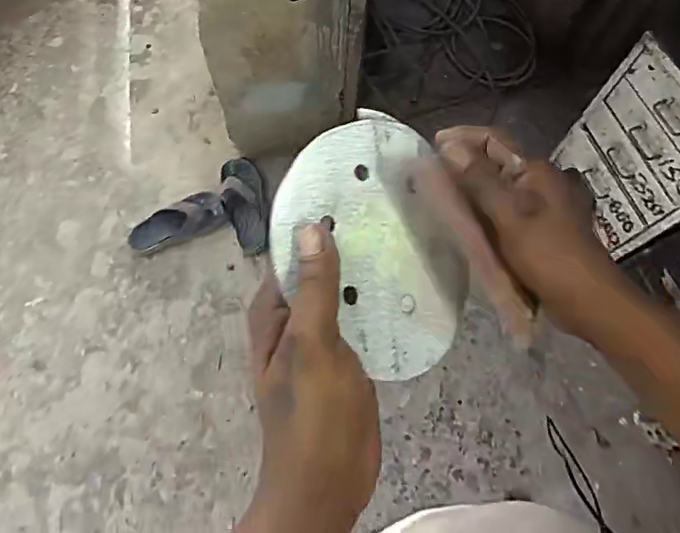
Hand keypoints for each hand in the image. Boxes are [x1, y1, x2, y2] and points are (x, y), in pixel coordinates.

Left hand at [238, 224, 380, 532]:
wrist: (329, 488)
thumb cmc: (311, 417)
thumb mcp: (310, 346)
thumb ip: (314, 289)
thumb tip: (311, 229)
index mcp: (274, 315)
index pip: (289, 255)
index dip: (311, 224)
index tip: (344, 192)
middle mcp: (295, 321)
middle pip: (319, 269)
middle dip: (344, 242)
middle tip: (381, 206)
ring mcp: (323, 338)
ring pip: (342, 291)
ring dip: (364, 269)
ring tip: (399, 233)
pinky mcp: (350, 355)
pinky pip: (362, 314)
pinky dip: (377, 298)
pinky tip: (405, 281)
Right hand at [435, 127, 633, 342]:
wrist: (590, 302)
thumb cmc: (550, 255)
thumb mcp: (509, 215)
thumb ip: (479, 180)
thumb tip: (450, 147)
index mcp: (536, 170)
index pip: (493, 140)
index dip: (463, 138)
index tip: (433, 145)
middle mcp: (540, 181)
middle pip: (495, 165)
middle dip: (464, 167)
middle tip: (431, 177)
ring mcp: (543, 207)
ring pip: (499, 191)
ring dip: (473, 193)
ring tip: (442, 201)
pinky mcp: (541, 231)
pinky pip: (506, 214)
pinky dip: (486, 216)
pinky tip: (468, 228)